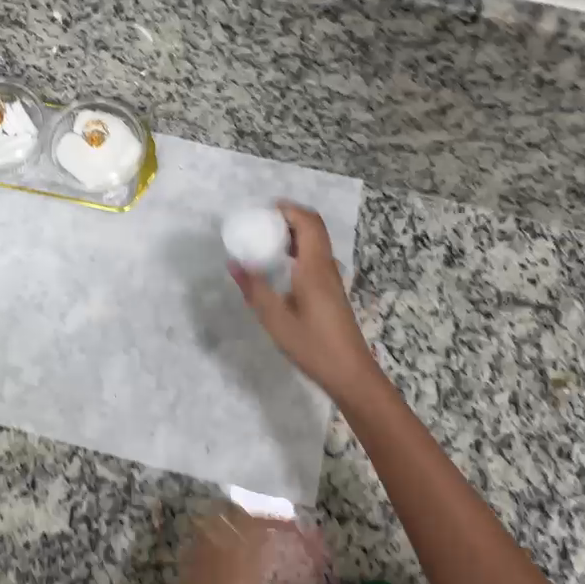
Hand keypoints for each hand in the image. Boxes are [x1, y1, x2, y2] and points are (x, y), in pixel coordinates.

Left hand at [138, 508, 323, 583]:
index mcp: (235, 569)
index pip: (258, 524)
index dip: (285, 523)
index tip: (309, 537)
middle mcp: (211, 559)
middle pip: (233, 516)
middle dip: (263, 516)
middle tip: (289, 532)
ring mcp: (193, 568)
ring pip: (216, 525)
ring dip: (242, 524)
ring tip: (269, 541)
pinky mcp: (185, 581)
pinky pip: (205, 542)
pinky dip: (226, 538)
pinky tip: (242, 562)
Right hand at [229, 201, 384, 402]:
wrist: (351, 373)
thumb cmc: (313, 346)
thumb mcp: (275, 319)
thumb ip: (254, 288)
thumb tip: (234, 262)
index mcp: (314, 267)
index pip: (307, 222)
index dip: (287, 210)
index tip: (263, 210)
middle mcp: (327, 267)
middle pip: (313, 228)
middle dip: (288, 218)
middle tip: (261, 223)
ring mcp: (332, 279)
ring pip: (316, 243)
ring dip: (294, 234)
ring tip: (266, 242)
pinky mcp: (332, 291)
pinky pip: (316, 258)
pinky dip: (298, 251)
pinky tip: (281, 268)